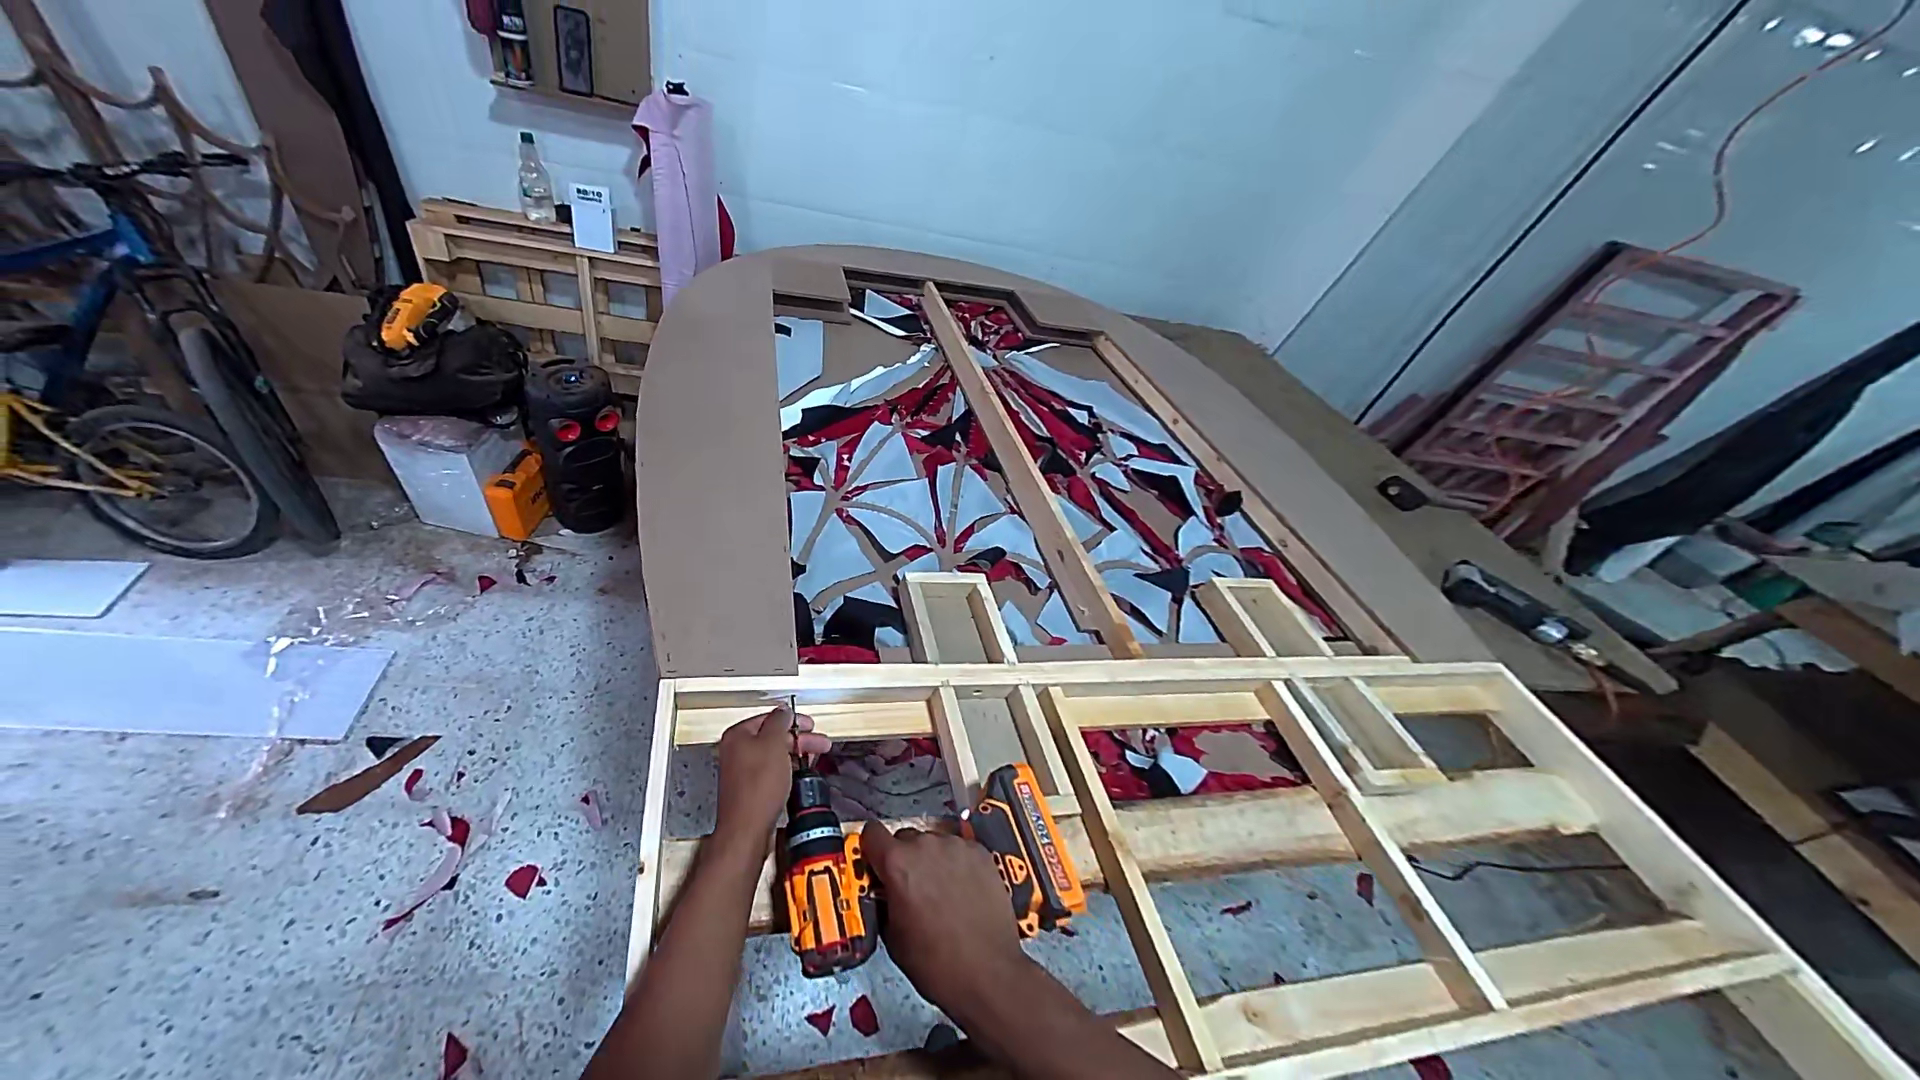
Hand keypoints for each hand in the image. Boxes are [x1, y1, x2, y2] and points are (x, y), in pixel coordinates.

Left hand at [714, 705, 829, 842]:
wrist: (747, 828)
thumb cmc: (755, 789)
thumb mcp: (774, 744)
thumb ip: (780, 722)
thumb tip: (783, 712)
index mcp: (738, 736)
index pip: (769, 717)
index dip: (792, 720)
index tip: (808, 724)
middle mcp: (736, 751)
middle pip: (773, 736)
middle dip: (798, 738)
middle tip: (816, 741)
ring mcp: (742, 771)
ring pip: (774, 754)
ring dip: (795, 754)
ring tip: (812, 757)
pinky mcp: (750, 788)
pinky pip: (772, 771)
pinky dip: (787, 769)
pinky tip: (798, 774)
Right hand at [860, 823, 1030, 1014]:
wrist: (987, 972)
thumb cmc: (937, 962)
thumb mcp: (892, 936)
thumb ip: (883, 902)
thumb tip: (885, 892)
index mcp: (898, 863)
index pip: (872, 833)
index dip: (872, 848)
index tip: (876, 861)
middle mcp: (927, 846)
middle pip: (905, 838)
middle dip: (904, 859)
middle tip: (911, 887)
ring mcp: (957, 846)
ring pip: (934, 843)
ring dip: (932, 860)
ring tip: (942, 893)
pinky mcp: (981, 853)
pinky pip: (960, 850)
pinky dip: (958, 864)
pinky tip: (963, 891)